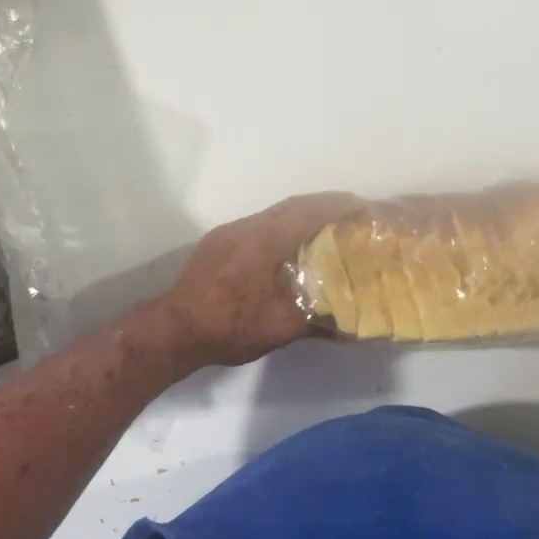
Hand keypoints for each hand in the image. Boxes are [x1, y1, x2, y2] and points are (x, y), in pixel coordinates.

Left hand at [153, 191, 365, 368]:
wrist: (174, 331)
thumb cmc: (229, 326)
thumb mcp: (281, 328)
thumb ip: (320, 320)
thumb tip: (353, 325)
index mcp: (263, 240)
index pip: (308, 211)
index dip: (338, 206)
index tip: (364, 207)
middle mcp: (246, 227)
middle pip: (292, 207)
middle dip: (324, 207)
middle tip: (354, 215)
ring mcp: (229, 233)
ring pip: (274, 215)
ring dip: (302, 218)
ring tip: (330, 231)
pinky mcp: (219, 244)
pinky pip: (260, 225)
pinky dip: (284, 229)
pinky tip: (293, 248)